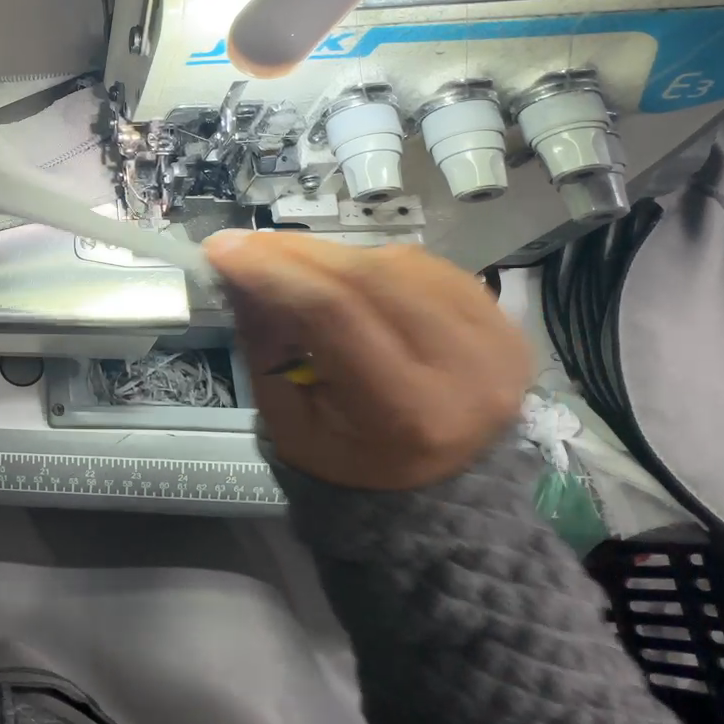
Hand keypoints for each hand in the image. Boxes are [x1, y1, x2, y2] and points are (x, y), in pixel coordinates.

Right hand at [205, 231, 530, 489]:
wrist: (440, 480)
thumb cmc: (349, 456)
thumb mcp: (288, 419)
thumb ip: (265, 346)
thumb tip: (237, 274)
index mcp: (409, 409)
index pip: (334, 313)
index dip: (272, 271)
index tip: (221, 250)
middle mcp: (468, 368)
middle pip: (367, 278)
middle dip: (292, 253)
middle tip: (241, 243)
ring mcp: (495, 338)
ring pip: (394, 264)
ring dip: (327, 254)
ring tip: (281, 262)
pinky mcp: (502, 318)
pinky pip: (421, 266)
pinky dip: (367, 260)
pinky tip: (336, 273)